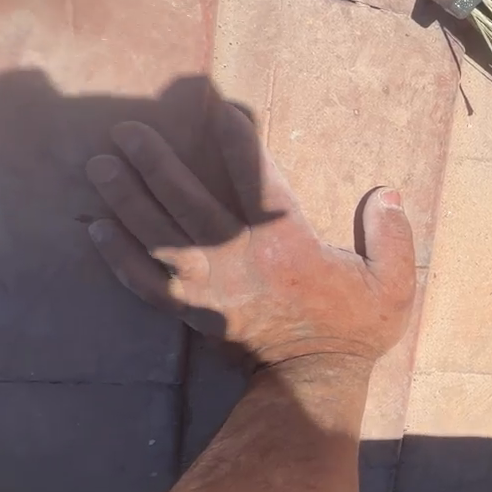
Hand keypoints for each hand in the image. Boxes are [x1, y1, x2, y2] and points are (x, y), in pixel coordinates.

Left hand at [84, 102, 415, 369]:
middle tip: (127, 129)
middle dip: (156, 161)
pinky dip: (115, 253)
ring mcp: (207, 286)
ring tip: (102, 164)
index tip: (223, 110)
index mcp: (289, 246)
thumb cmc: (357, 328)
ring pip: (155, 233)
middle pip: (187, 200)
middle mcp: (239, 259)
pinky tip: (96, 227)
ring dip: (125, 196)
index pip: (258, 181)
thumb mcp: (395, 283)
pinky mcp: (190, 311)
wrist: (314, 380)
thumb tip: (388, 193)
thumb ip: (392, 236)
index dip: (240, 142)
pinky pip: (140, 279)